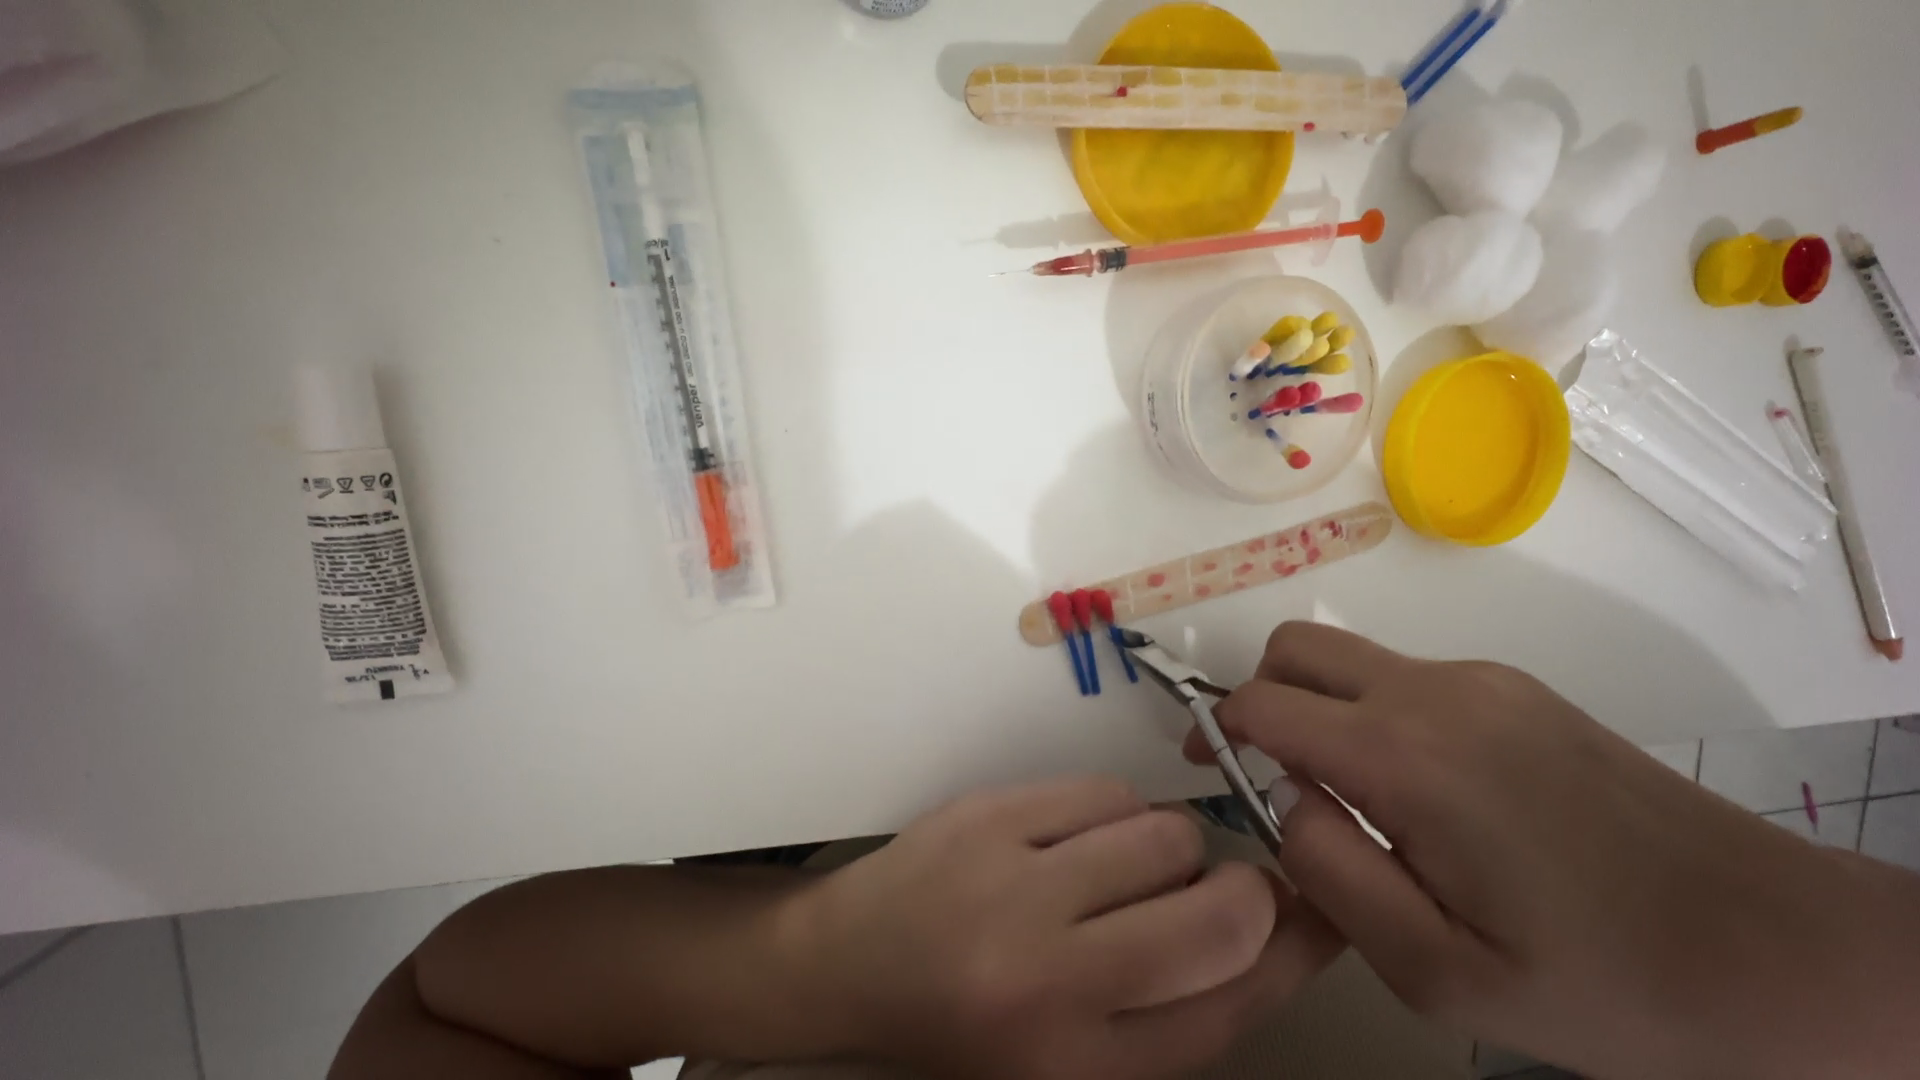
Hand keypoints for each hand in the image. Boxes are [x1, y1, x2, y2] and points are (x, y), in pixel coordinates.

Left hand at [780, 777, 1342, 1079]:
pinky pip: (1105, 792)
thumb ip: (1179, 1005)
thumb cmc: (972, 1024)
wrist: (851, 966)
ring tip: (1124, 867)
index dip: (1296, 951)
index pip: (1231, 1006)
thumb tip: (1285, 924)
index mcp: (1083, 1065)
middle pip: (1217, 917)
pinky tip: (1078, 839)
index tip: (1318, 909)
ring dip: (1170, 846)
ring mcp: (1016, 888)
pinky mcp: (989, 817)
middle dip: (1244, 893)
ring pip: (1165, 836)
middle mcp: (1053, 981)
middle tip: (1219, 886)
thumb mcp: (1079, 1053)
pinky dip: (1115, 810)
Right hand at [1188, 622, 1919, 1079]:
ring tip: (1347, 798)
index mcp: (1407, 756)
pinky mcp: (1519, 691)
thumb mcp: (1438, 971)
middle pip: (1297, 647)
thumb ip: (1329, 873)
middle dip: (1258, 696)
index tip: (1211, 771)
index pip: (1264, 702)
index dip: (1218, 730)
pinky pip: (1409, 678)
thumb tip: (1281, 795)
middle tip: (1263, 770)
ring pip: (1353, 659)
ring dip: (1319, 708)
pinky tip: (1419, 795)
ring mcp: (1485, 682)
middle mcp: (1437, 691)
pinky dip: (1373, 713)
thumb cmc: (1602, 980)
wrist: (1784, 951)